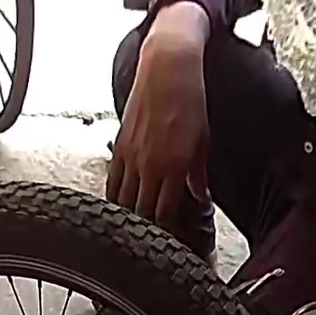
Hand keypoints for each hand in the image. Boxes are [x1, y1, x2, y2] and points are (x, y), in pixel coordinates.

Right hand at [109, 1, 210, 226]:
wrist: (168, 67)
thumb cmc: (189, 100)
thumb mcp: (201, 141)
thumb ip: (198, 175)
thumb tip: (198, 200)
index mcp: (174, 168)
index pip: (167, 215)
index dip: (167, 235)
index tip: (170, 245)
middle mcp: (150, 166)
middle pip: (143, 214)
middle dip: (146, 233)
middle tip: (147, 247)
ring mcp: (132, 159)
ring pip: (124, 203)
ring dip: (128, 221)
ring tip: (131, 236)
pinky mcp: (119, 149)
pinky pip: (113, 183)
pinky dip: (114, 201)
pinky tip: (116, 212)